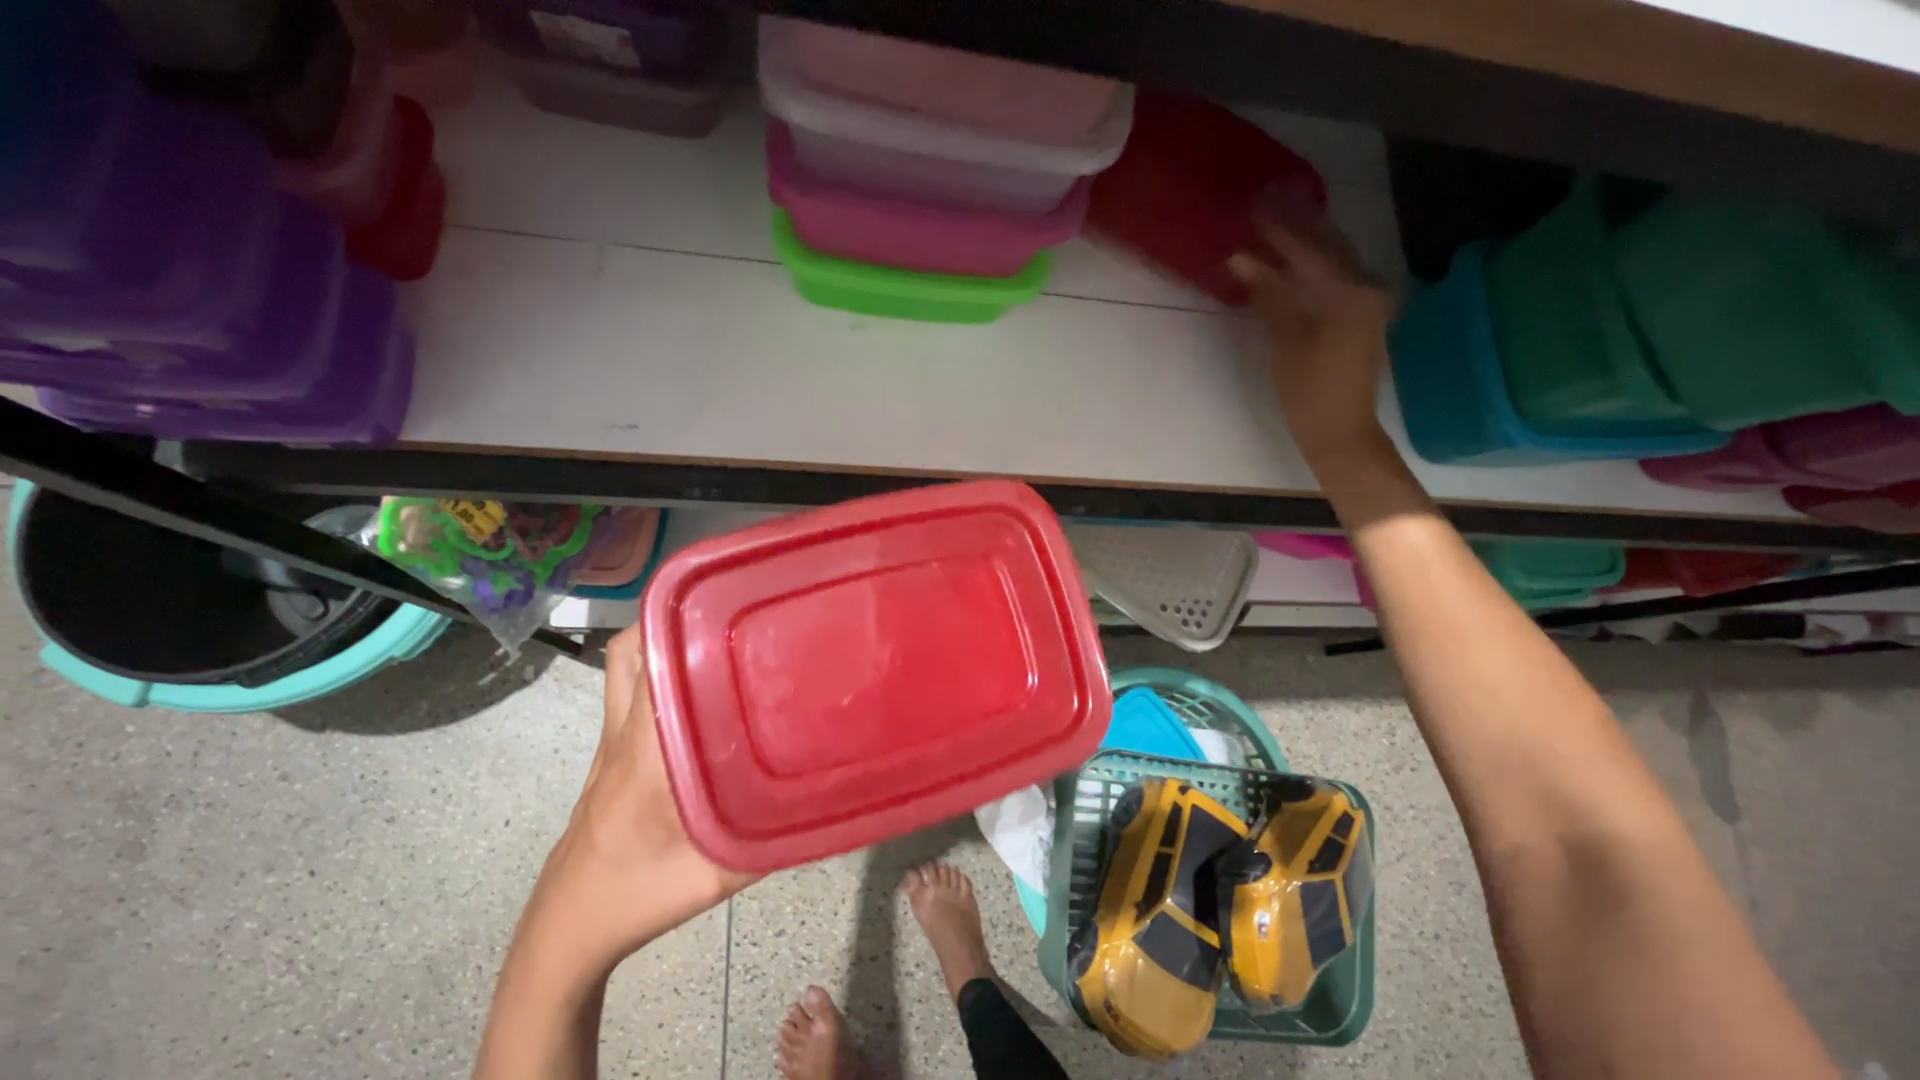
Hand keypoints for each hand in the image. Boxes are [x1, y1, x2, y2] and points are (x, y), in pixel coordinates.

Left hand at [521, 624, 758, 971]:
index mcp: (647, 748)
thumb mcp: (717, 875)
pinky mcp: (608, 750)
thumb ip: (772, 839)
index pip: (659, 665)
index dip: (697, 627)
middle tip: (740, 618)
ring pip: (623, 661)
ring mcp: (609, 737)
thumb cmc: (638, 896)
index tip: (748, 611)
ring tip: (716, 639)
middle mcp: (623, 729)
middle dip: (682, 617)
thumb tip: (827, 803)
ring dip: (660, 639)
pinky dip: (654, 669)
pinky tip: (697, 690)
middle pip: (634, 645)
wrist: (568, 923)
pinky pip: (626, 687)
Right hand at [1229, 190, 1398, 472]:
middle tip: (1266, 204)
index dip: (1278, 229)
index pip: (1308, 249)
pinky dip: (1312, 265)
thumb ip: (1268, 294)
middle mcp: (1367, 287)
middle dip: (1296, 226)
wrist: (1341, 432)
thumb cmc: (1310, 392)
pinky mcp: (1363, 315)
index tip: (1254, 207)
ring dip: (1305, 243)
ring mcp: (1369, 301)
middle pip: (1327, 246)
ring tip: (1275, 224)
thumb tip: (1241, 258)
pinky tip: (1291, 260)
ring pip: (1333, 259)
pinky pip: (1336, 276)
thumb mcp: (1285, 342)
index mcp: (1350, 291)